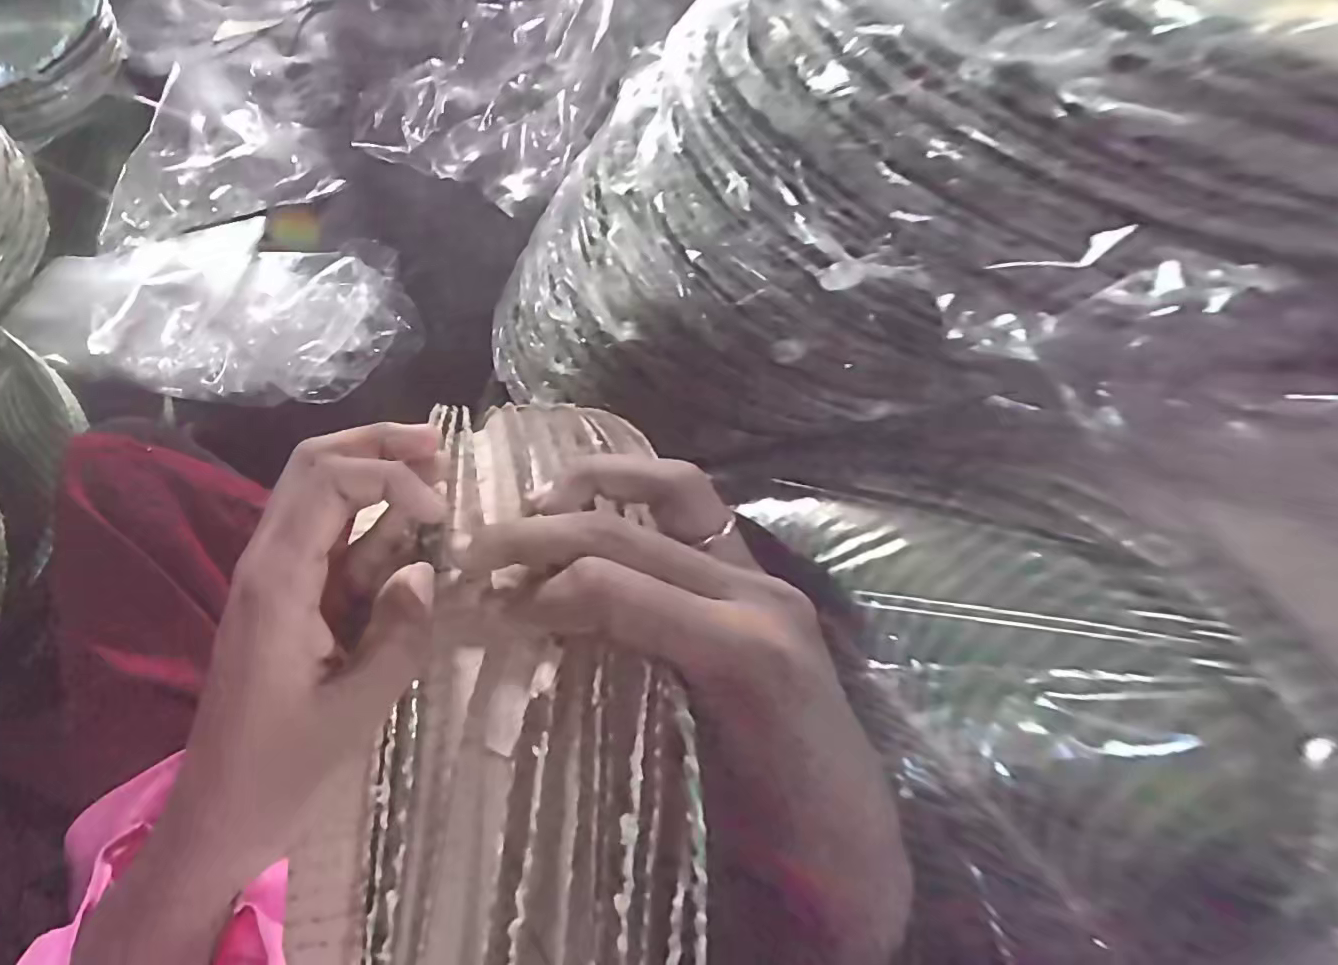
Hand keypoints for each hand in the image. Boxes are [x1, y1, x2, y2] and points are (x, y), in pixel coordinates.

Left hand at [76, 423, 444, 963]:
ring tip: (431, 473)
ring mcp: (275, 575)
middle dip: (374, 445)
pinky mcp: (287, 596)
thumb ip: (397, 638)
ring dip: (373, 476)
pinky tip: (409, 530)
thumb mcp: (352, 713)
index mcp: (277, 578)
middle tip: (434, 444)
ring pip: (318, 494)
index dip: (390, 478)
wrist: (217, 814)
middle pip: (313, 466)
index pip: (329, 482)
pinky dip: (370, 525)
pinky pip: (329, 541)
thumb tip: (425, 573)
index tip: (441, 513)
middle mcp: (268, 560)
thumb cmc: (279, 771)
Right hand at [461, 455, 911, 964]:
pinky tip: (589, 504)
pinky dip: (632, 487)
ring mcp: (760, 578)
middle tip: (478, 553)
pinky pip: (690, 505)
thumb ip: (601, 711)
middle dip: (535, 536)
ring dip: (590, 481)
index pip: (609, 587)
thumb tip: (521, 644)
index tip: (494, 616)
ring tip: (536, 505)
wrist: (858, 856)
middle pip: (619, 533)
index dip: (537, 595)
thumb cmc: (769, 846)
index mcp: (742, 655)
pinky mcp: (755, 578)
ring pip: (670, 486)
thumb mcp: (672, 792)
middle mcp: (755, 596)